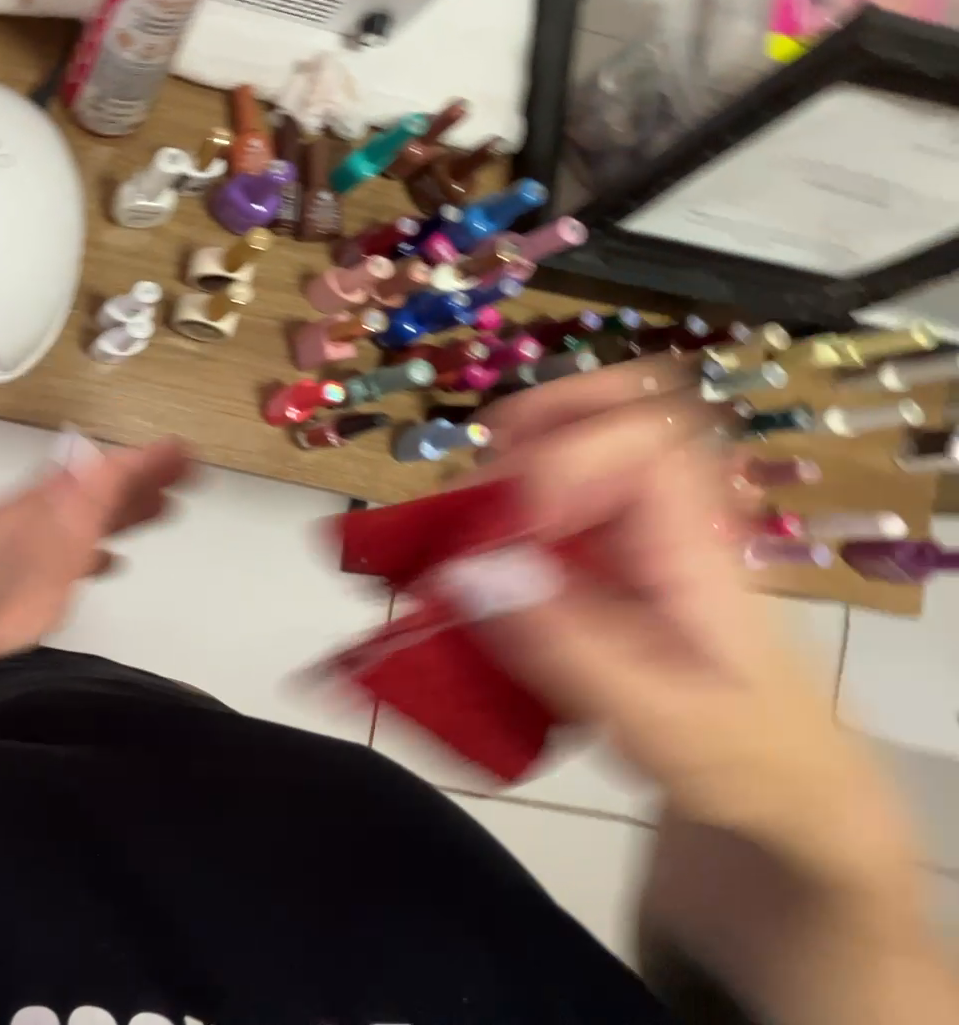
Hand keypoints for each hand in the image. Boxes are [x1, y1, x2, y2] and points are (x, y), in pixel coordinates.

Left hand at [0, 438, 193, 675]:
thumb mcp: (19, 537)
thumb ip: (65, 502)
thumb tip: (102, 457)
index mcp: (48, 504)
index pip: (106, 473)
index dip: (144, 461)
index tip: (181, 452)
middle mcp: (52, 521)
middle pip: (106, 493)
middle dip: (146, 480)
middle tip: (188, 471)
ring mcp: (47, 553)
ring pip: (97, 523)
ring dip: (130, 511)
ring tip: (166, 504)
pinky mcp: (40, 586)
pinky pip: (81, 559)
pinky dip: (102, 552)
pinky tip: (114, 559)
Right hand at [471, 362, 920, 893]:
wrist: (786, 791)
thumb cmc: (745, 760)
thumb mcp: (656, 718)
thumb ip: (564, 647)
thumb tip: (468, 571)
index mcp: (691, 547)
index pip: (646, 436)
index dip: (569, 449)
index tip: (516, 518)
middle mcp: (654, 528)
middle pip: (586, 432)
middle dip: (509, 457)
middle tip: (455, 518)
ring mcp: (620, 547)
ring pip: (550, 468)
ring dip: (484, 492)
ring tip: (438, 545)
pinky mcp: (592, 573)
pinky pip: (531, 521)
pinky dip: (481, 530)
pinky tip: (451, 572)